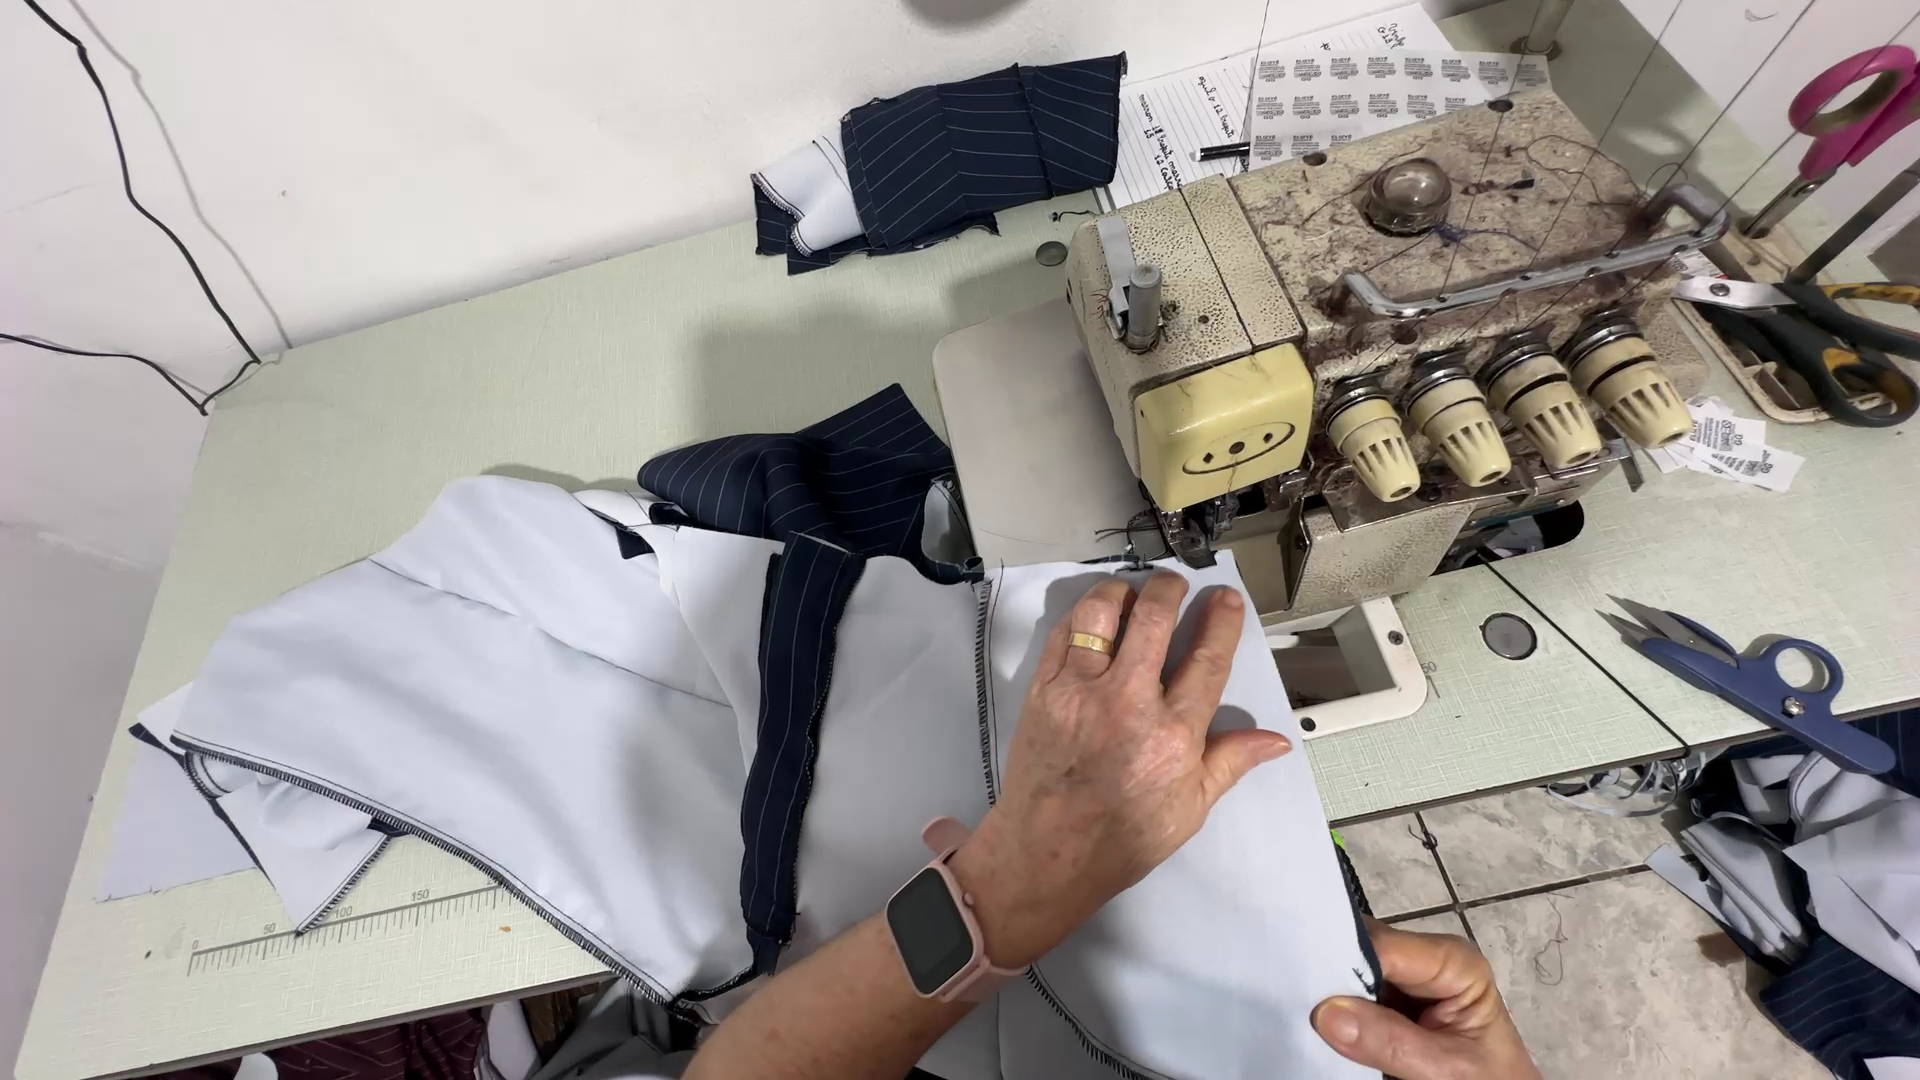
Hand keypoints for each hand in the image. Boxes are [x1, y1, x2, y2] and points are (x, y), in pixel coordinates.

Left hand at [946, 572, 1292, 967]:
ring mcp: (1079, 690)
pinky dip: (1081, 617)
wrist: (1048, 848)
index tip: (1225, 597)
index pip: (1207, 660)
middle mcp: (1127, 701)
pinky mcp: (1043, 688)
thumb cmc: (1124, 836)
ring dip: (1119, 592)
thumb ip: (1229, 761)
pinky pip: (1062, 634)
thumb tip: (1276, 739)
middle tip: (1175, 584)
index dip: (1221, 621)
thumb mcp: (1189, 808)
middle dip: (1169, 590)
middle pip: (1152, 621)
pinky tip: (1092, 619)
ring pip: (1100, 615)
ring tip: (1130, 594)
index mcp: (1173, 734)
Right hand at [1313, 918, 1540, 1079]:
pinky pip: (1344, 987)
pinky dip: (1328, 1002)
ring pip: (1345, 965)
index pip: (1381, 947)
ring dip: (1323, 989)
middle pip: (1359, 948)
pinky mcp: (1383, 995)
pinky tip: (1310, 1010)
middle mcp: (1422, 956)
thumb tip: (1323, 1013)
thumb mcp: (1450, 1072)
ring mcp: (1401, 975)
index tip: (1305, 988)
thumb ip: (1392, 1043)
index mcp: (1452, 961)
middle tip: (1289, 992)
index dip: (1342, 964)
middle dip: (1328, 973)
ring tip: (1297, 1002)